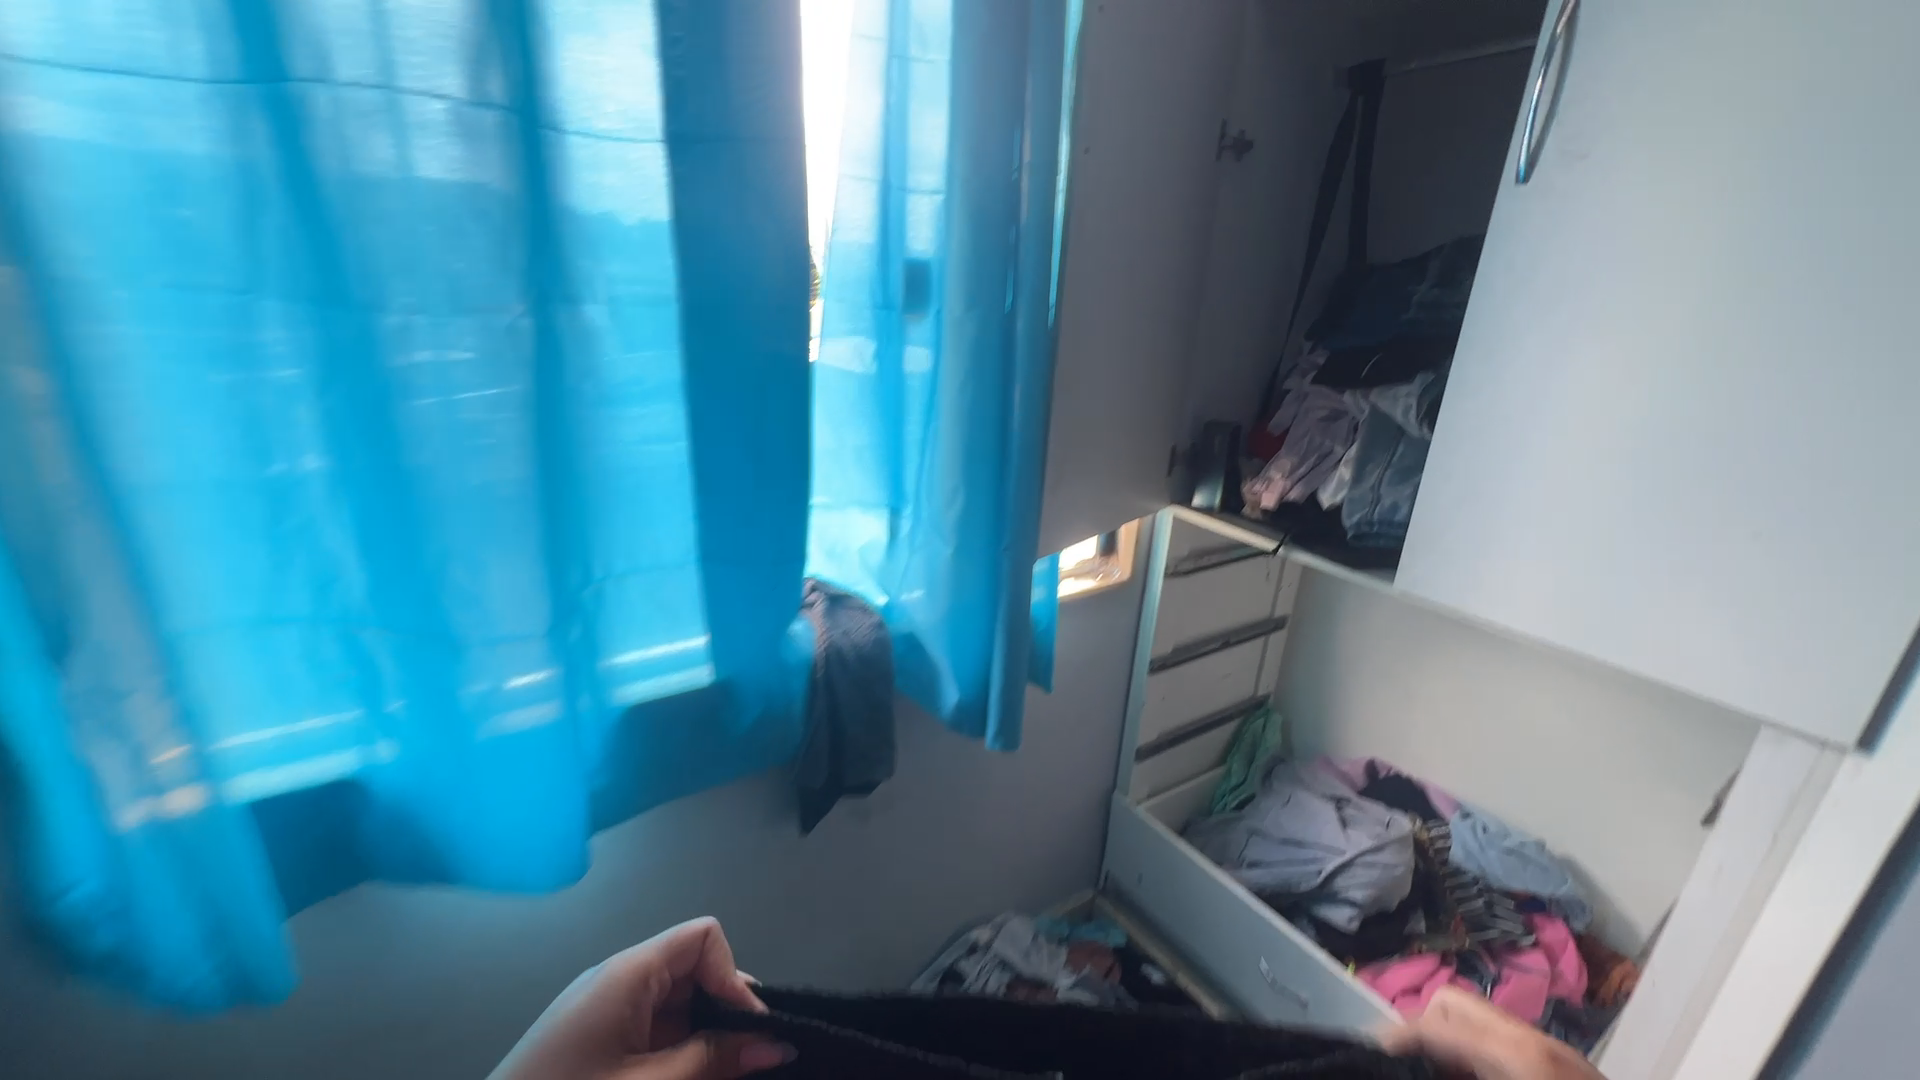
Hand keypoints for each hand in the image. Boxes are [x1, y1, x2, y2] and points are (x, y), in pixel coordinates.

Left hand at [490, 917, 796, 1079]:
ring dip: (700, 1034)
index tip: (750, 1030)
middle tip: (744, 1058)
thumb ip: (715, 1060)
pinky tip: (679, 1077)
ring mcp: (600, 1007)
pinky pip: (648, 1023)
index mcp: (628, 972)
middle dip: (723, 1009)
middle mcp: (616, 977)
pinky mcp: (589, 1036)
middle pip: (692, 966)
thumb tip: (779, 1044)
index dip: (733, 976)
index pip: (703, 937)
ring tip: (713, 1074)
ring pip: (674, 999)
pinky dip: (673, 1047)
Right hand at [1377, 987, 1604, 1079]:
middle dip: (1420, 1031)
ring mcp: (1556, 1056)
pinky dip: (1477, 1058)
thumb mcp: (1509, 1075)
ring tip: (1438, 1075)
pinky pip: (1502, 1046)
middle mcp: (1536, 1044)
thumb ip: (1458, 1074)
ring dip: (1448, 1043)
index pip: (1438, 1023)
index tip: (1368, 1055)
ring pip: (1478, 1023)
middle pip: (1453, 1005)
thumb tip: (1407, 1064)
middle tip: (1405, 1067)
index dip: (1396, 1037)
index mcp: (1521, 1059)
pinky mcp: (1568, 1070)